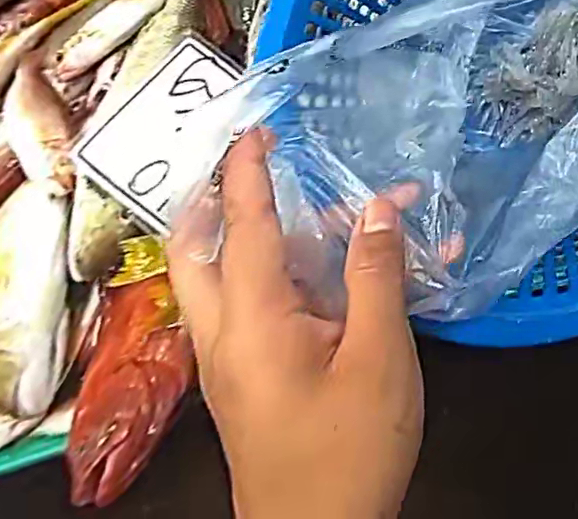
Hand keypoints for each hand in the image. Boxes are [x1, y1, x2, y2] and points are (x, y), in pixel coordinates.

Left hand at [169, 129, 421, 518]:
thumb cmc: (350, 445)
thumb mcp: (380, 353)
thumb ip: (377, 273)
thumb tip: (378, 205)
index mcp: (255, 323)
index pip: (244, 229)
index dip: (247, 174)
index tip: (255, 132)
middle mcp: (230, 335)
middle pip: (198, 254)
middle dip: (214, 201)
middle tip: (247, 163)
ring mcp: (238, 359)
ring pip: (226, 278)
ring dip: (260, 232)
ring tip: (314, 201)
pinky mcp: (257, 374)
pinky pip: (262, 304)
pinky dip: (290, 269)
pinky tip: (342, 265)